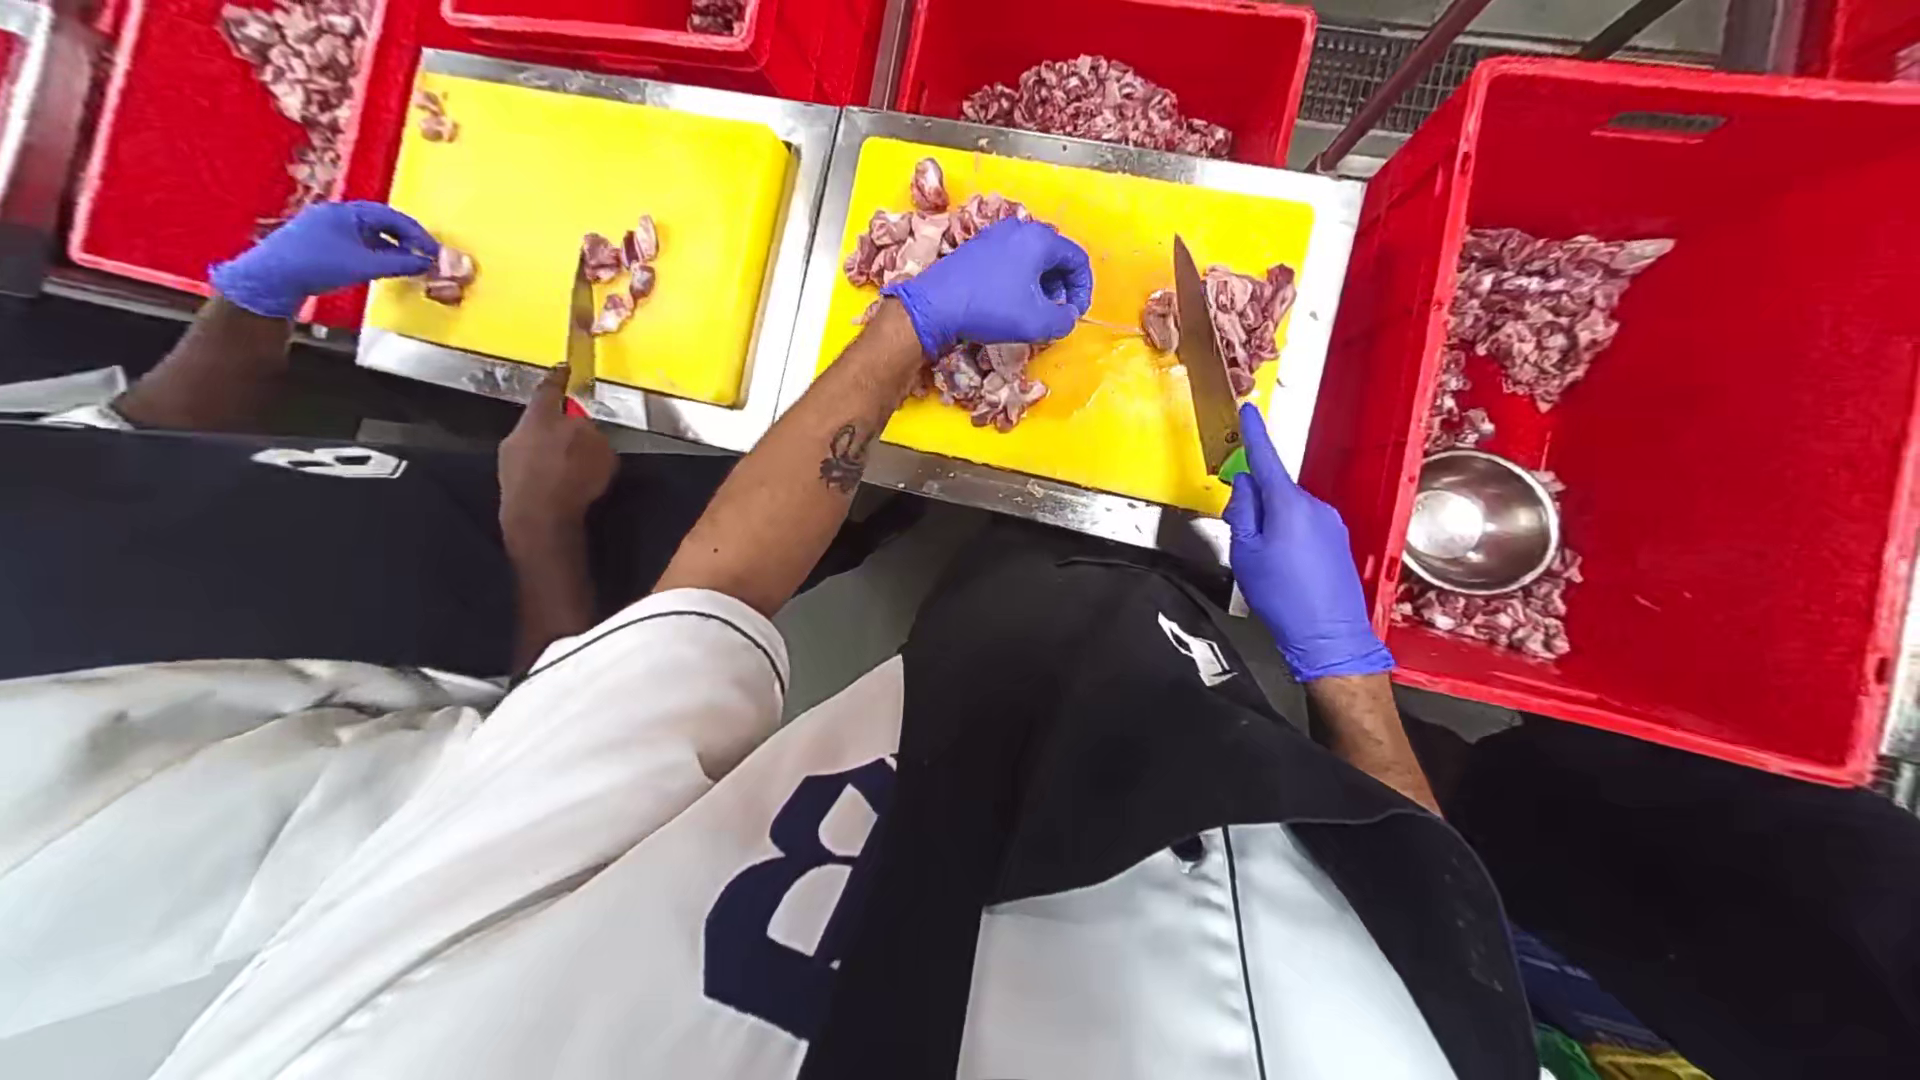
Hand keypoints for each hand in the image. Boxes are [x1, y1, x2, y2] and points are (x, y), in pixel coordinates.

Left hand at [209, 201, 438, 317]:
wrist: (273, 277)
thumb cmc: (319, 265)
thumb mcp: (366, 265)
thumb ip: (401, 264)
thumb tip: (429, 264)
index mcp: (346, 212)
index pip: (392, 216)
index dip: (418, 234)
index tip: (435, 252)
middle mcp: (338, 215)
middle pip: (383, 223)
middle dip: (408, 240)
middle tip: (426, 258)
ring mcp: (330, 228)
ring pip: (373, 234)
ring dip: (396, 248)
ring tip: (411, 265)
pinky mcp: (326, 242)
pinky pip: (363, 243)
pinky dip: (381, 254)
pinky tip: (389, 267)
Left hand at [499, 365, 616, 540]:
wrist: (540, 517)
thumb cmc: (573, 477)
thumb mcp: (599, 449)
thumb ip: (590, 433)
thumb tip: (583, 428)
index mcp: (541, 417)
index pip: (550, 389)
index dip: (559, 378)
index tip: (562, 367)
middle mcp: (519, 432)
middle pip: (541, 419)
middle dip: (559, 423)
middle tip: (580, 431)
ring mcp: (509, 457)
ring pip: (535, 444)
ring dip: (553, 449)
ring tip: (575, 464)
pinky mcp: (510, 482)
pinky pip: (533, 467)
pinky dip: (548, 470)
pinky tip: (564, 483)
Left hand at [883, 218, 1093, 355]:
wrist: (935, 306)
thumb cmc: (991, 309)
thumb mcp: (1037, 322)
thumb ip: (1064, 320)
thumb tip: (1068, 316)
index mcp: (1039, 239)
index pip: (1077, 259)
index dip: (1083, 289)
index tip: (1074, 314)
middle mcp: (1018, 229)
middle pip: (1054, 257)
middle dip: (1060, 288)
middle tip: (1053, 314)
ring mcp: (994, 236)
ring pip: (1030, 260)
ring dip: (1038, 287)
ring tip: (1030, 313)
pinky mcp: (975, 249)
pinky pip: (1009, 262)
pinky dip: (1017, 282)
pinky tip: (1006, 305)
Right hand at [1223, 403, 1392, 681]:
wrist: (1328, 634)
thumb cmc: (1282, 595)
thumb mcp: (1245, 552)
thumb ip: (1241, 512)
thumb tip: (1244, 485)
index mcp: (1290, 505)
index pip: (1267, 460)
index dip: (1254, 435)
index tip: (1248, 411)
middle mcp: (1315, 507)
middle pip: (1274, 490)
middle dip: (1253, 504)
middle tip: (1240, 539)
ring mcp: (1330, 523)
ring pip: (1287, 510)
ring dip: (1269, 524)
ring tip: (1263, 563)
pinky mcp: (1337, 540)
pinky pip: (1303, 525)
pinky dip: (1286, 536)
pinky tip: (1282, 566)